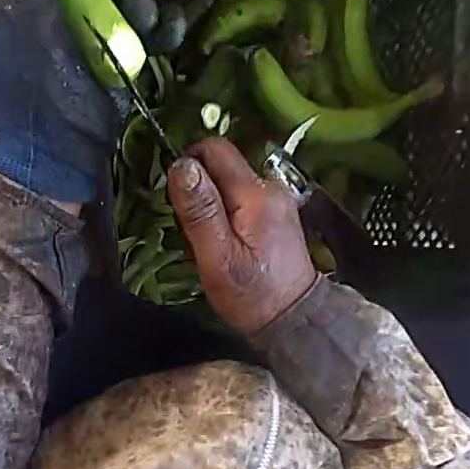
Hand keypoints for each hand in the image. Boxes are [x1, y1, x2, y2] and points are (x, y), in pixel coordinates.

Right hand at [167, 139, 316, 335]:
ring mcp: (275, 199)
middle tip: (189, 228)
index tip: (176, 200)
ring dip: (207, 204)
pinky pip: (238, 198)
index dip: (187, 166)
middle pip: (220, 163)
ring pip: (227, 182)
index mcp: (255, 193)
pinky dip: (222, 214)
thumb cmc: (251, 294)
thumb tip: (181, 165)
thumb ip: (200, 211)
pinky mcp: (275, 213)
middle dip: (196, 188)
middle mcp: (269, 186)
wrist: (293, 319)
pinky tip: (221, 242)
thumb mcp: (218, 258)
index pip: (213, 150)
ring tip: (204, 240)